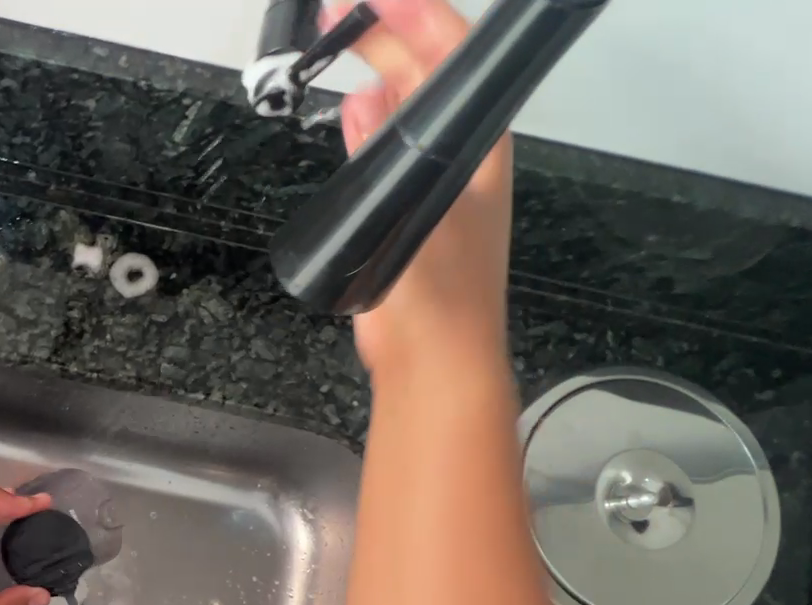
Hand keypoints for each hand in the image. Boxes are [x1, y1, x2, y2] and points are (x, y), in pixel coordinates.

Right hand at [329, 0, 513, 375]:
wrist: (434, 362)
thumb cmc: (437, 300)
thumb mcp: (414, 218)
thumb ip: (385, 160)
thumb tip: (363, 97)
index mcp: (475, 149)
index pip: (453, 60)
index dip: (417, 16)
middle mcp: (458, 158)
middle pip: (427, 78)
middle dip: (387, 36)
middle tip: (337, 14)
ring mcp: (431, 186)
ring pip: (405, 114)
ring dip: (375, 77)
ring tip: (335, 52)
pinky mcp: (404, 215)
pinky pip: (387, 153)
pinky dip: (364, 127)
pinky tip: (343, 120)